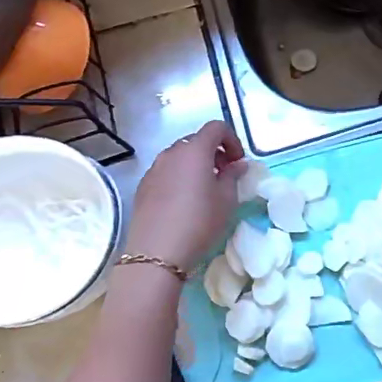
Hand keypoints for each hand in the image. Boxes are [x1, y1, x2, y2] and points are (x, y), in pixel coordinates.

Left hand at [124, 120, 244, 269]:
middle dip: (213, 152)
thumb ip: (232, 176)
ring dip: (195, 165)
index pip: (216, 127)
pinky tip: (183, 202)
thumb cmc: (199, 223)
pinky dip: (179, 177)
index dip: (231, 139)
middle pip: (196, 141)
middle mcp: (171, 153)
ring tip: (204, 190)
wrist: (156, 253)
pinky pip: (166, 172)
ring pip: (179, 157)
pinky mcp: (143, 186)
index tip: (238, 161)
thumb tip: (236, 165)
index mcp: (194, 150)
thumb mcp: (226, 201)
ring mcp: (153, 169)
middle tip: (224, 175)